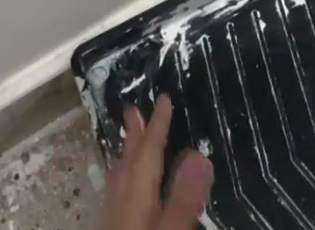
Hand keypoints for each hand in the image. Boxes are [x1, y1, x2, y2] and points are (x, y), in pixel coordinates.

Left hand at [104, 95, 213, 229]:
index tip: (163, 97)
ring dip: (127, 154)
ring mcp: (113, 217)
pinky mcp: (114, 227)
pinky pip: (117, 192)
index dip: (158, 125)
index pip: (149, 155)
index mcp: (138, 197)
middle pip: (129, 162)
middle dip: (135, 134)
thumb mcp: (170, 229)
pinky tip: (122, 185)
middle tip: (133, 108)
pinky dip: (122, 178)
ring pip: (120, 177)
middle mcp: (122, 201)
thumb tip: (201, 156)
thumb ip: (184, 199)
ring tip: (126, 138)